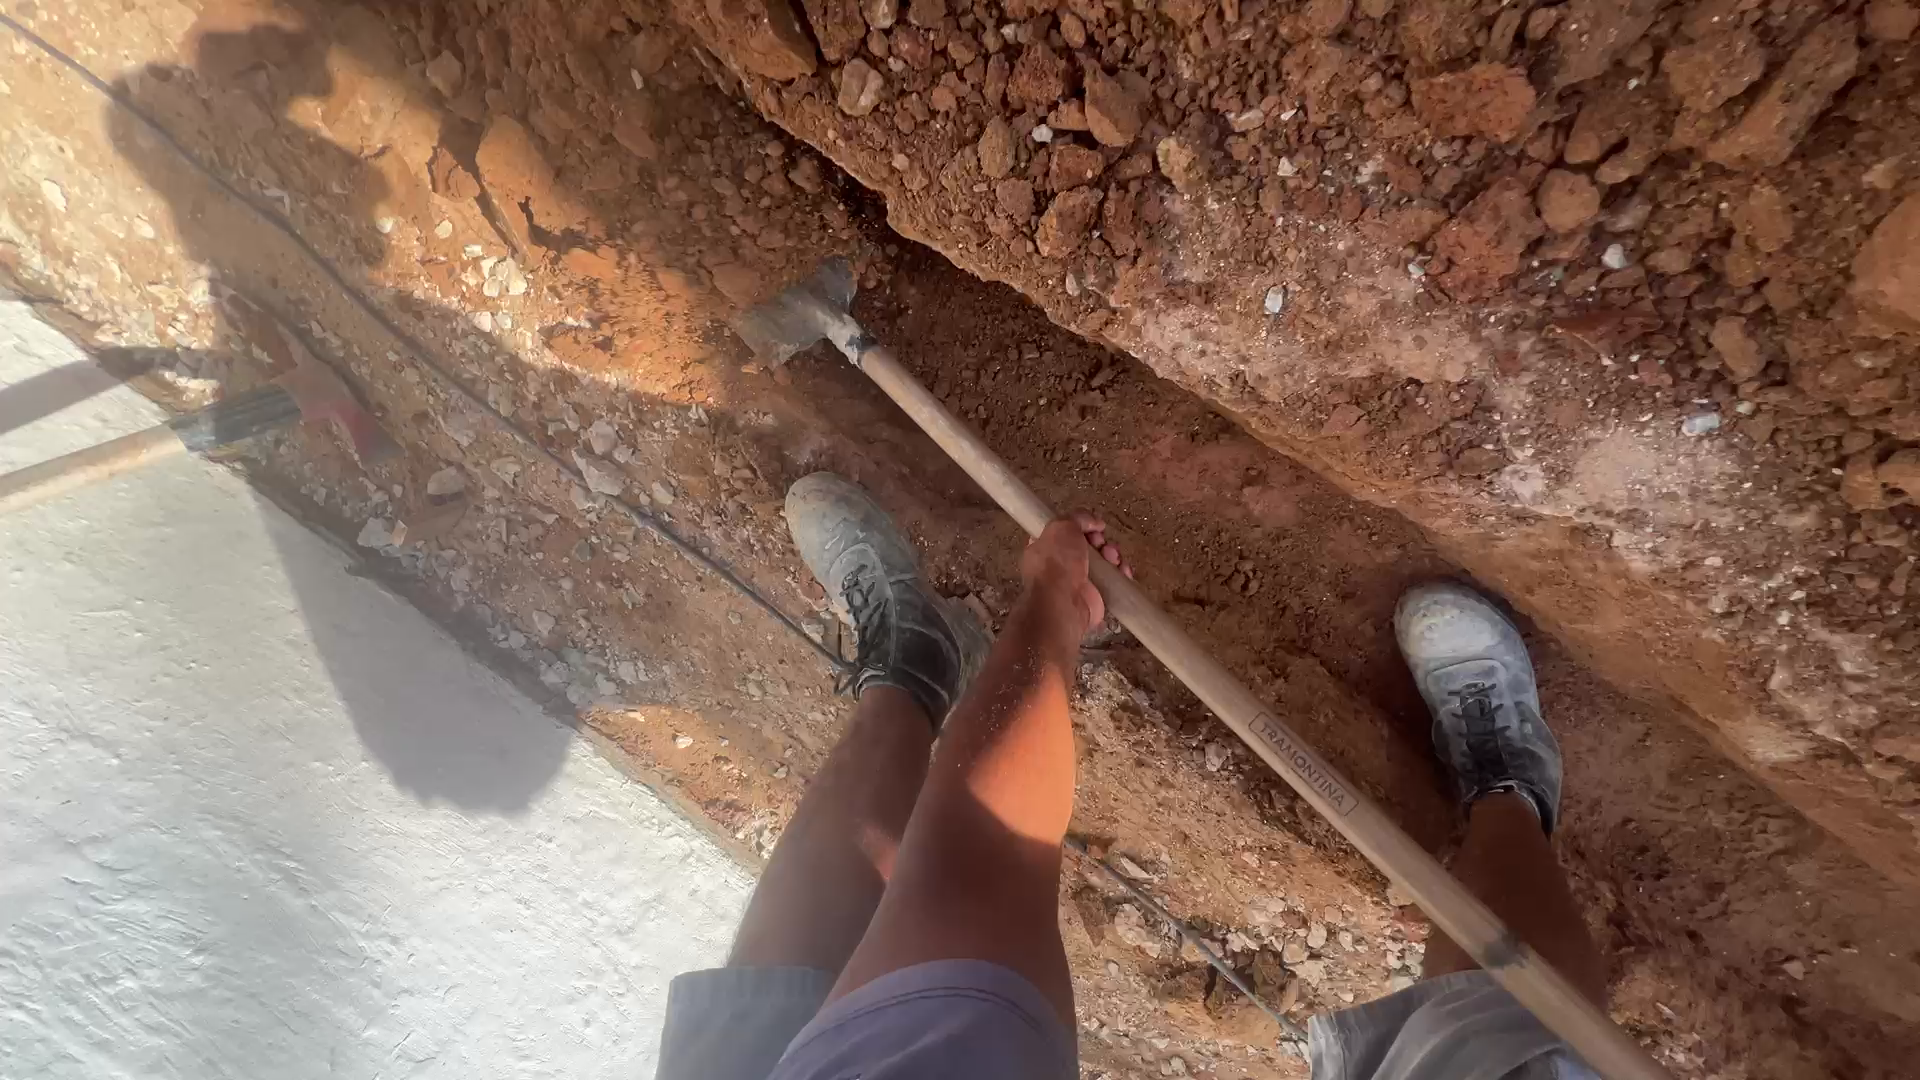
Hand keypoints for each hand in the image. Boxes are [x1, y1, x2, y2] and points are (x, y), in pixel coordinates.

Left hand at [1019, 511, 1131, 639]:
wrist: (1063, 602)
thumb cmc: (1056, 562)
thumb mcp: (1062, 526)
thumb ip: (1078, 517)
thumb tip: (1096, 523)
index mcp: (1045, 548)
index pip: (1065, 533)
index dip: (1082, 527)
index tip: (1092, 528)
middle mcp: (1060, 565)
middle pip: (1088, 546)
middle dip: (1100, 542)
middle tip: (1102, 545)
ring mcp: (1078, 582)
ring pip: (1103, 562)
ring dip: (1112, 555)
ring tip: (1112, 558)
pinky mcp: (1096, 596)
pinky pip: (1112, 580)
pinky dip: (1120, 573)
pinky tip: (1122, 570)